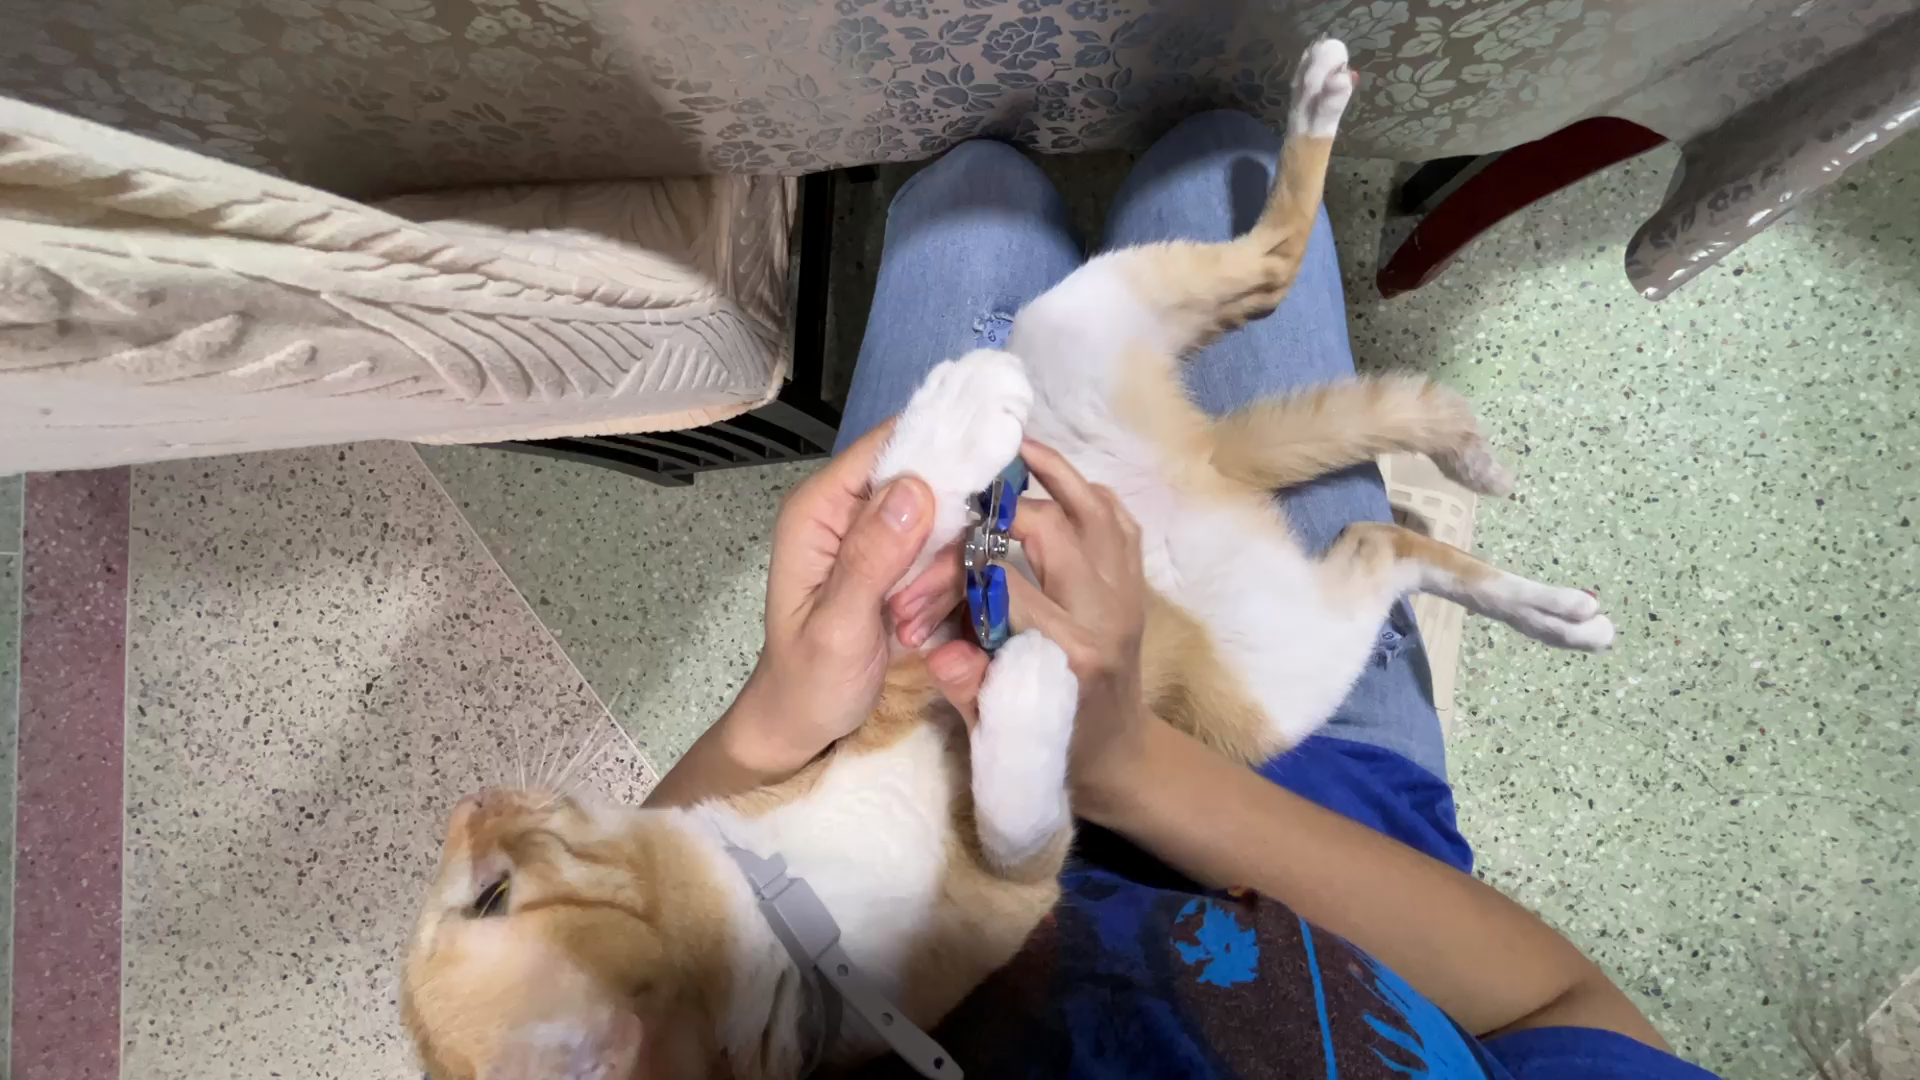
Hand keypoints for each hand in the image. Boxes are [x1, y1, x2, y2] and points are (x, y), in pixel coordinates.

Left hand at [717, 419, 935, 782]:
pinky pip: (945, 553)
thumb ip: (871, 558)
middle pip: (925, 482)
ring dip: (940, 574)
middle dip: (939, 539)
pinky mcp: (900, 562)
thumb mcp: (837, 626)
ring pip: (944, 523)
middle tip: (917, 598)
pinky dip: (943, 588)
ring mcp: (878, 536)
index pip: (886, 446)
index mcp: (821, 509)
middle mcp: (850, 509)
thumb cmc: (809, 678)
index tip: (986, 475)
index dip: (939, 449)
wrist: (805, 718)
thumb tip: (915, 488)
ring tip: (908, 622)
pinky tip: (915, 626)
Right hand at [922, 439, 1150, 809]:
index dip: (959, 568)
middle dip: (1004, 507)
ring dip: (1058, 475)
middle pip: (1052, 530)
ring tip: (1019, 448)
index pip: (1004, 584)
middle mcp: (1106, 612)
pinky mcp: (1138, 587)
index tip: (930, 560)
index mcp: (1070, 652)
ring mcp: (1129, 595)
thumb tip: (934, 645)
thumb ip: (966, 687)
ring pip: (1096, 512)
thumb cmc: (1056, 748)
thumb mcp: (999, 732)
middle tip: (969, 494)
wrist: (1122, 757)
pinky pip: (1120, 524)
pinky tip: (1061, 482)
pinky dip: (1092, 495)